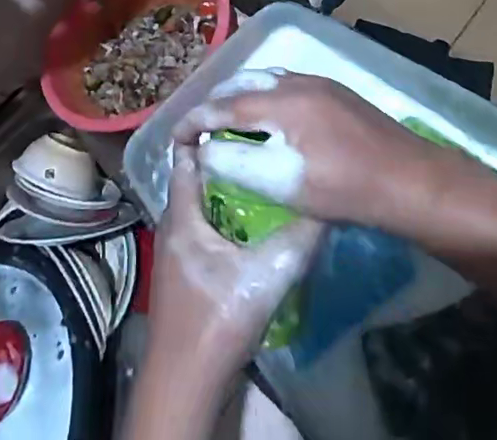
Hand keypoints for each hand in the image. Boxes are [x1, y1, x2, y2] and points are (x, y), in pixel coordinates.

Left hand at [142, 145, 324, 383]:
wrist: (186, 378)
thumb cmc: (216, 319)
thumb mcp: (264, 277)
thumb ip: (295, 241)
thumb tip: (323, 206)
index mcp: (181, 215)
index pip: (186, 159)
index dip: (204, 134)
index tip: (235, 118)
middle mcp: (173, 225)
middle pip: (196, 182)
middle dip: (225, 164)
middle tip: (261, 148)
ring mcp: (177, 251)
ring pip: (202, 208)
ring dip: (227, 194)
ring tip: (264, 182)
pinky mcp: (187, 273)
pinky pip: (206, 232)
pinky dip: (227, 221)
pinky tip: (255, 229)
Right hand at [173, 70, 469, 237]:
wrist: (416, 184)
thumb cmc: (346, 188)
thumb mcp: (282, 182)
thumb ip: (234, 162)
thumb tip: (204, 148)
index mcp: (281, 100)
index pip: (223, 105)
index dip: (194, 119)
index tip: (175, 136)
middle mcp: (296, 81)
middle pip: (240, 83)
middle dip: (214, 103)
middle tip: (198, 128)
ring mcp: (319, 83)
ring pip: (263, 80)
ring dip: (238, 97)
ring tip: (227, 120)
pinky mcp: (336, 93)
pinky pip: (285, 85)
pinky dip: (263, 97)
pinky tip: (268, 118)